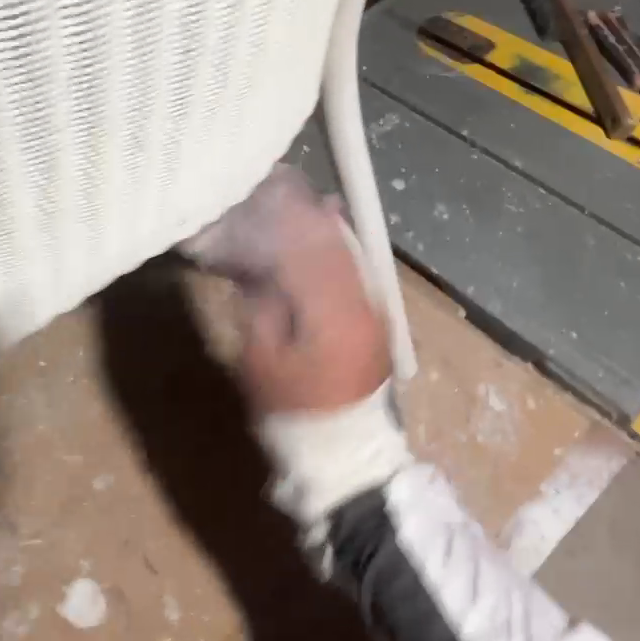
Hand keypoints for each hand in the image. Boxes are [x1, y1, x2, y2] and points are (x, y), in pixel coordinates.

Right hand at [235, 196, 392, 416]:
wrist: (344, 450)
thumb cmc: (293, 408)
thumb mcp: (262, 359)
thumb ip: (263, 307)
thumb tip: (261, 267)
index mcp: (331, 313)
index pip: (308, 252)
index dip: (288, 222)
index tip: (269, 198)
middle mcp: (362, 304)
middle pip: (336, 247)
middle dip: (312, 218)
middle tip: (290, 190)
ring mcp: (376, 313)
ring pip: (352, 257)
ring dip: (330, 229)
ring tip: (310, 203)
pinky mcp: (378, 321)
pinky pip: (359, 274)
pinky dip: (342, 251)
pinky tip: (330, 236)